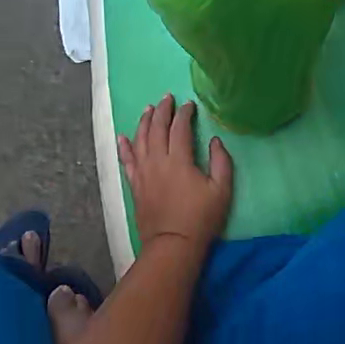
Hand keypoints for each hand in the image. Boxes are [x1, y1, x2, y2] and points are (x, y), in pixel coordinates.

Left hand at [118, 94, 232, 252]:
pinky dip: (124, 147)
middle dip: (162, 110)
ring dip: (144, 122)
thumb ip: (221, 161)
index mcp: (179, 160)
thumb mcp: (221, 190)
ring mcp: (143, 173)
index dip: (184, 113)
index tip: (189, 104)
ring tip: (148, 109)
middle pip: (156, 128)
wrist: (172, 245)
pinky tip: (123, 136)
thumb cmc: (200, 218)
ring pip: (140, 140)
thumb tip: (215, 140)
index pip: (179, 128)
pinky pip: (127, 161)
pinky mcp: (135, 185)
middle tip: (167, 98)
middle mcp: (157, 161)